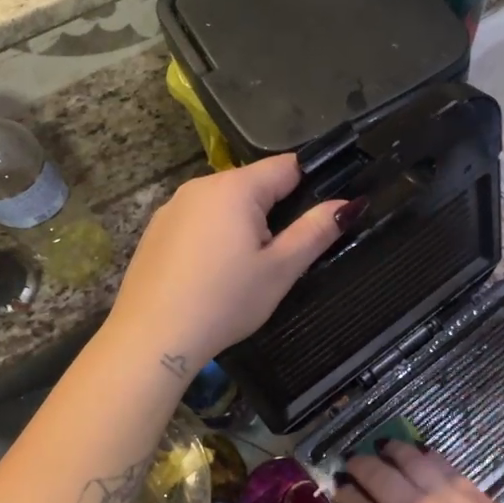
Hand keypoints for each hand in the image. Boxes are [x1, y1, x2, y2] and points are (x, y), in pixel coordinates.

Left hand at [109, 155, 350, 368]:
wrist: (153, 337)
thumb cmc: (225, 301)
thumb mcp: (280, 270)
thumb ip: (316, 232)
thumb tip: (350, 203)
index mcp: (236, 188)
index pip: (287, 165)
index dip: (311, 185)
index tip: (321, 216)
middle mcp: (201, 186)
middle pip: (254, 185)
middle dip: (275, 211)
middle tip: (284, 257)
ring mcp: (173, 207)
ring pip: (225, 205)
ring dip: (244, 225)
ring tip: (249, 270)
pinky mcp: (157, 231)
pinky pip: (199, 222)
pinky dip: (215, 238)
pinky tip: (214, 275)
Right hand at [334, 441, 503, 502]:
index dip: (346, 496)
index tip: (339, 487)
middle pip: (379, 479)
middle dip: (361, 467)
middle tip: (353, 462)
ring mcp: (444, 497)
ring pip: (410, 461)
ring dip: (392, 451)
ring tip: (383, 445)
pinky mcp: (470, 490)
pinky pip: (442, 464)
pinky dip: (425, 455)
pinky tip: (419, 453)